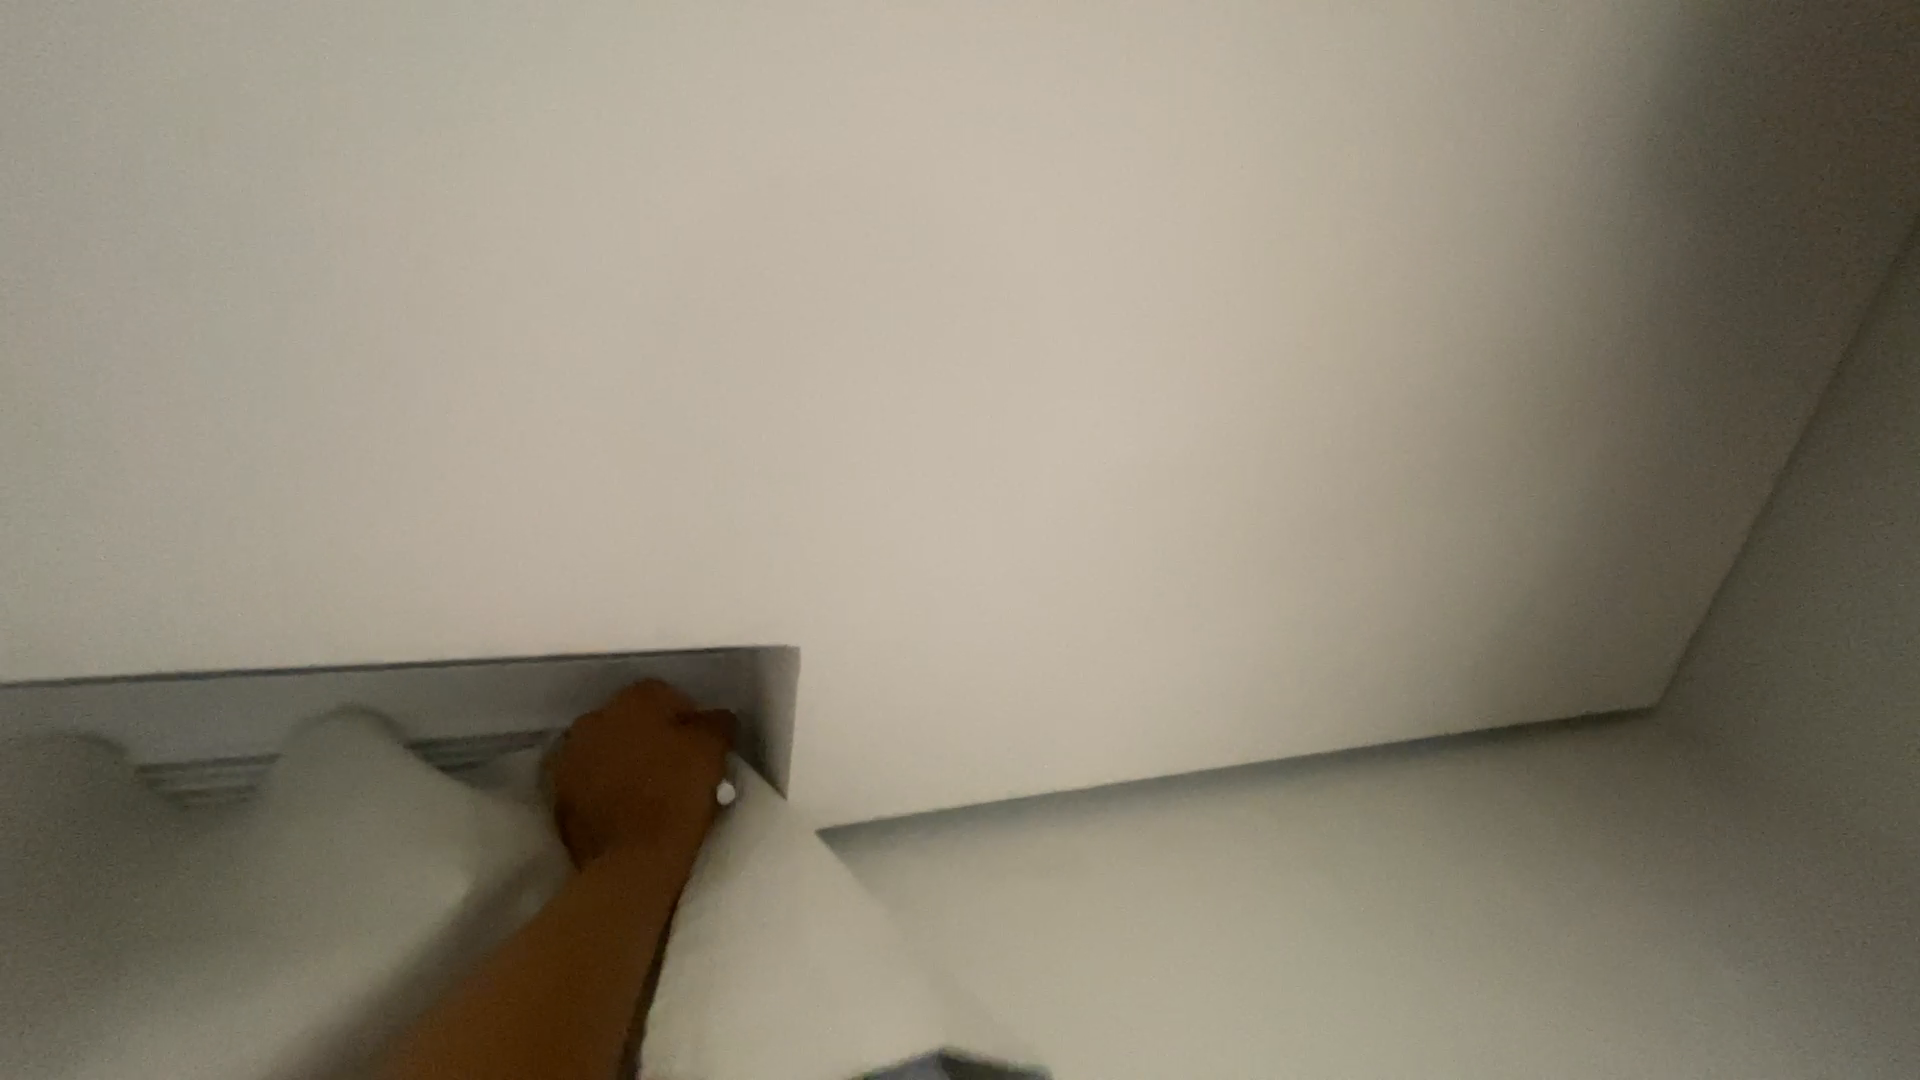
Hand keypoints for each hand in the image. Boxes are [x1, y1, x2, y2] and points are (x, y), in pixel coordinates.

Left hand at [547, 679, 734, 868]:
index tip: (701, 743)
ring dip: (626, 758)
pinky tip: (629, 805)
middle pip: (631, 719)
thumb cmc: (678, 793)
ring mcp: (569, 758)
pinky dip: (607, 785)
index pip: (665, 694)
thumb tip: (713, 718)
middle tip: (677, 763)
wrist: (633, 859)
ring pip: (607, 747)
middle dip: (651, 734)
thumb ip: (716, 722)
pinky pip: (590, 778)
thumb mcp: (714, 749)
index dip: (687, 717)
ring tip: (651, 786)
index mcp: (632, 701)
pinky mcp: (559, 795)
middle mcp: (594, 719)